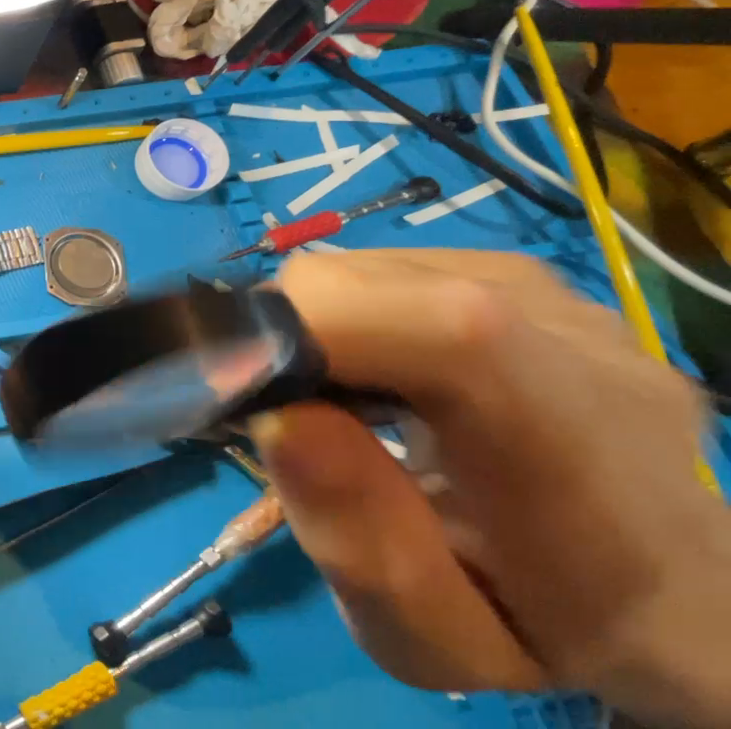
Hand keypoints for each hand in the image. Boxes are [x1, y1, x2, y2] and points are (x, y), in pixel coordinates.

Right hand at [262, 250, 730, 726]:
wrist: (676, 586)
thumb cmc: (544, 625)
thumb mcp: (441, 644)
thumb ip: (364, 554)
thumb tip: (280, 418)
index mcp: (581, 457)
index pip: (452, 333)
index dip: (315, 335)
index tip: (237, 392)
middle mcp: (582, 346)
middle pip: (368, 288)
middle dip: (284, 341)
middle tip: (287, 419)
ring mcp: (555, 297)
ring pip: (357, 270)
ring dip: (311, 329)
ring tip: (342, 406)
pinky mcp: (522, 275)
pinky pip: (382, 269)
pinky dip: (344, 315)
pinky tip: (382, 378)